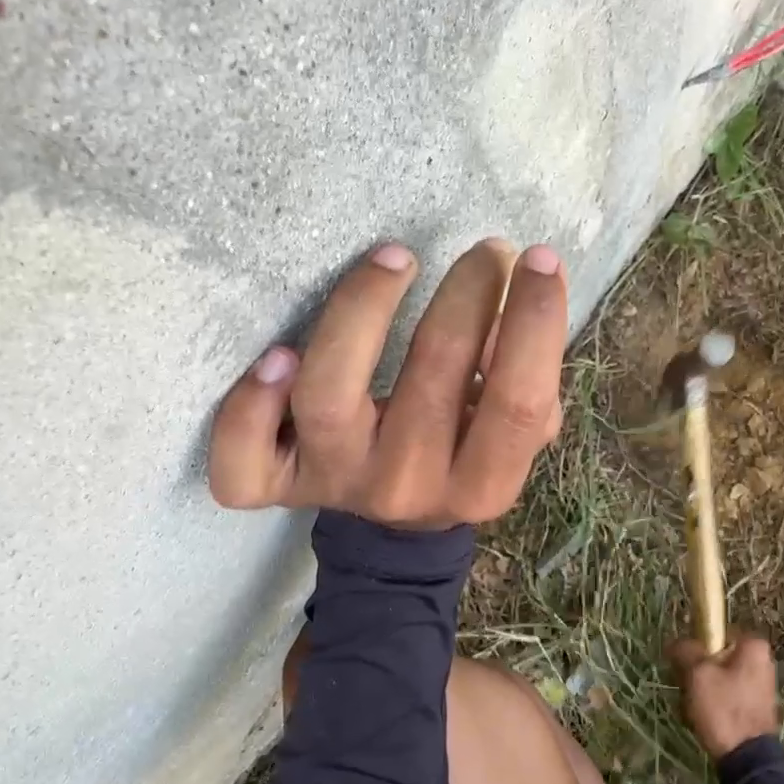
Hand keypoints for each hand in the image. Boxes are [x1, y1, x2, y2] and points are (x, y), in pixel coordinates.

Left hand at [208, 239, 567, 528]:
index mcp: (481, 485)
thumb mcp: (514, 438)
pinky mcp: (273, 485)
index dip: (535, 324)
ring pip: (327, 394)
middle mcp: (407, 488)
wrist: (397, 531)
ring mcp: (334, 483)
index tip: (541, 259)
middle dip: (466, 295)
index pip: (516, 404)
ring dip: (360, 311)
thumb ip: (527, 384)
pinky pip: (242, 459)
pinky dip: (249, 407)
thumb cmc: (463, 459)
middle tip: (487, 252)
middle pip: (431, 378)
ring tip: (395, 259)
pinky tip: (277, 355)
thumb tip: (510, 312)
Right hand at [668, 633, 779, 761]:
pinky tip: (703, 720)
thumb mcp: (698, 674)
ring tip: (693, 709)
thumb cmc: (723, 708)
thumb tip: (676, 643)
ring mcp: (760, 687)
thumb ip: (686, 650)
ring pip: (718, 680)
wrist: (747, 759)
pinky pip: (726, 698)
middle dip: (697, 674)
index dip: (696, 647)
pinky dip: (713, 706)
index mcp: (754, 646)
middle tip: (688, 689)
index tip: (685, 664)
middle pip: (716, 658)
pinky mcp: (755, 708)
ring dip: (701, 692)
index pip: (716, 633)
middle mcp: (762, 662)